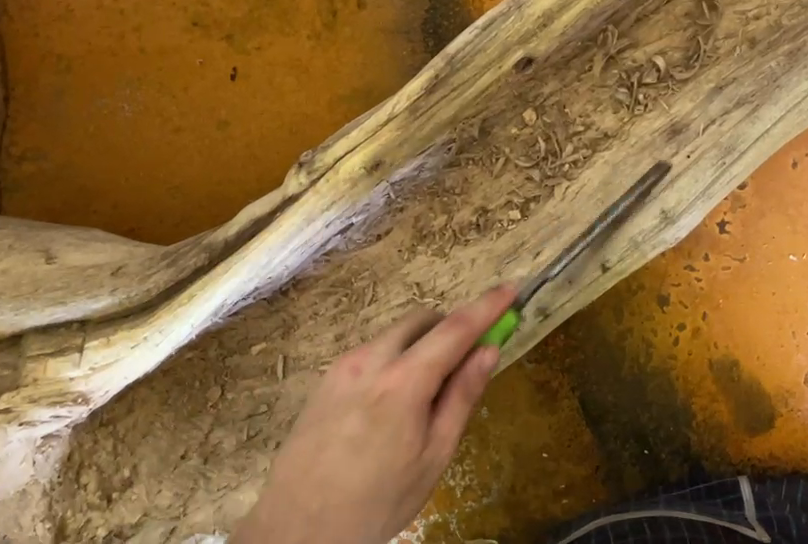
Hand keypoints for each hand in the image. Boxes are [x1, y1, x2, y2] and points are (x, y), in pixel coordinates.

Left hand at [235, 285, 516, 543]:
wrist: (296, 529)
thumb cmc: (376, 501)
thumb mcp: (432, 457)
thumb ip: (462, 397)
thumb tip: (489, 351)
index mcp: (403, 382)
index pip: (456, 328)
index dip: (487, 305)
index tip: (511, 288)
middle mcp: (371, 360)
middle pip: (423, 320)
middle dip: (451, 329)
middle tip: (467, 361)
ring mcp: (344, 366)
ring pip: (396, 334)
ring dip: (421, 345)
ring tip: (424, 398)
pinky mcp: (326, 377)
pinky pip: (372, 352)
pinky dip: (394, 359)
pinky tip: (389, 407)